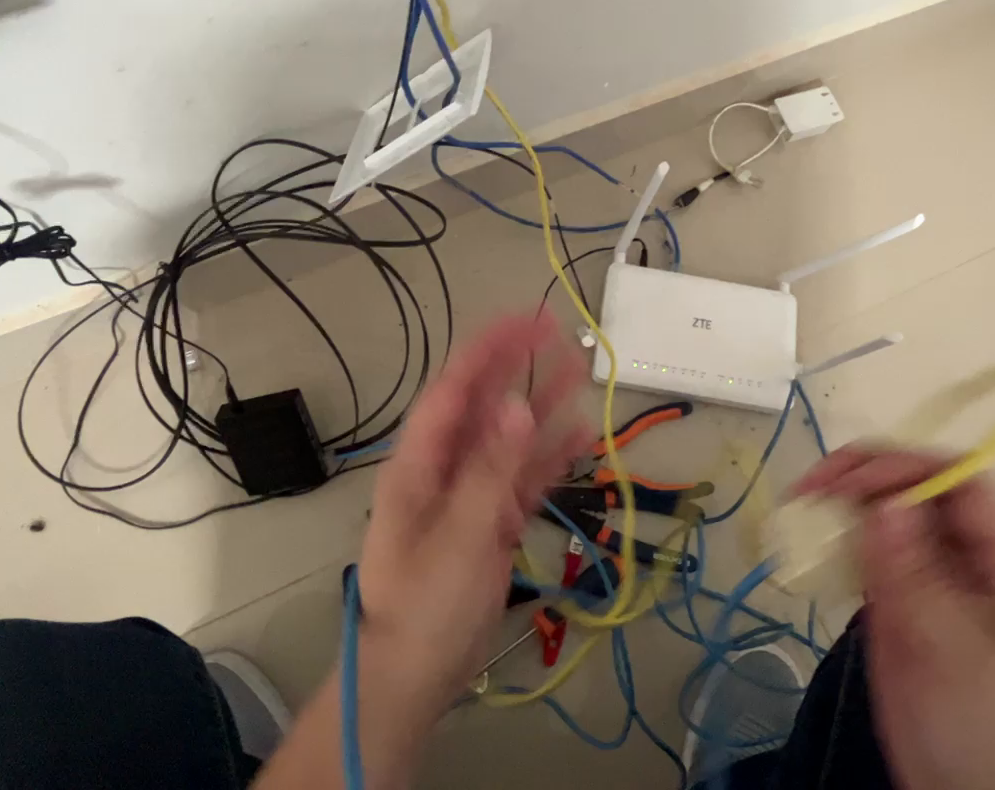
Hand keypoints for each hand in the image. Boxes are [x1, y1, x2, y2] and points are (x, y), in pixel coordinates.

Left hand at [354, 313, 591, 713]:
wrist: (414, 674)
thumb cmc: (425, 602)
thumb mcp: (460, 534)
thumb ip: (491, 469)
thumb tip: (515, 404)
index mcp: (422, 461)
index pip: (454, 389)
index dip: (487, 350)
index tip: (523, 320)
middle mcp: (446, 467)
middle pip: (485, 405)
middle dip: (517, 367)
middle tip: (558, 332)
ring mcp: (471, 494)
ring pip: (510, 438)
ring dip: (541, 406)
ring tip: (579, 371)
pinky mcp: (492, 521)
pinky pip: (523, 478)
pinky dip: (548, 456)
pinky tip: (580, 436)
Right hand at [792, 448, 994, 789]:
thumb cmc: (991, 734)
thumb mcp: (959, 651)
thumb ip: (919, 574)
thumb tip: (886, 500)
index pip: (963, 485)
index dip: (909, 469)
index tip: (850, 481)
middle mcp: (966, 559)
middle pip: (916, 493)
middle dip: (863, 480)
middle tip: (808, 489)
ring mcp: (927, 581)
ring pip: (882, 520)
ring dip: (839, 508)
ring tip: (796, 511)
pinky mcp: (894, 607)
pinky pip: (862, 558)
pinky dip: (831, 545)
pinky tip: (804, 547)